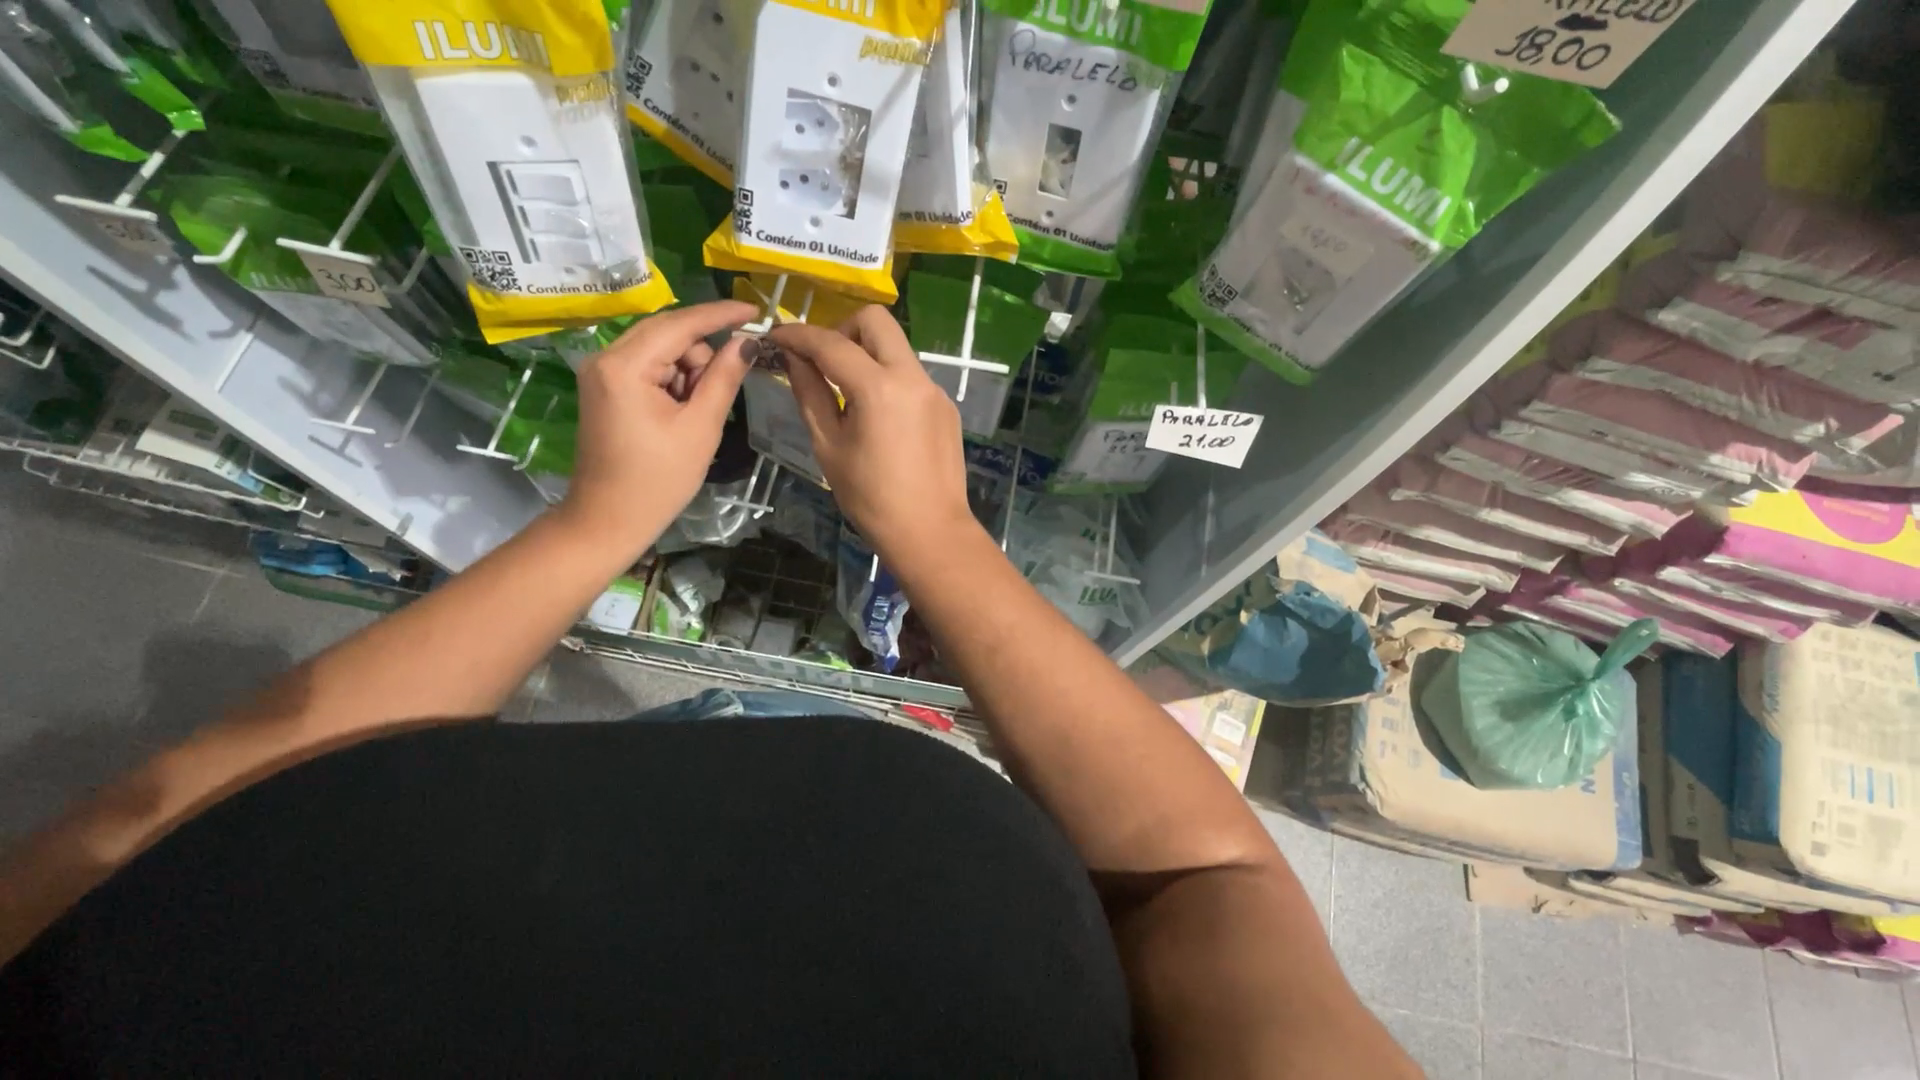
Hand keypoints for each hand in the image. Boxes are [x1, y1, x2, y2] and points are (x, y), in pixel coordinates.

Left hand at [561, 300, 755, 550]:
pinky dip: (671, 380)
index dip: (720, 314)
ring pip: (659, 348)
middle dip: (703, 351)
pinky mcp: (604, 387)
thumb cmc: (659, 480)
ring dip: (687, 369)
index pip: (681, 324)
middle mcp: (605, 357)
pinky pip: (647, 366)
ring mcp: (601, 371)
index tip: (756, 311)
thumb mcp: (700, 427)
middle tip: (727, 382)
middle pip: (668, 332)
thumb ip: (724, 377)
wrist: (608, 520)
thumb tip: (747, 341)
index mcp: (625, 366)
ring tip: (697, 412)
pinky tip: (682, 410)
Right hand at [769, 306, 980, 563]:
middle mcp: (912, 377)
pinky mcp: (946, 406)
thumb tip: (794, 359)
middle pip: (876, 320)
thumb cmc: (870, 498)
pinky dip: (887, 379)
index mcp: (879, 388)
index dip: (798, 335)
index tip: (777, 336)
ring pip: (896, 347)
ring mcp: (934, 390)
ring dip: (866, 354)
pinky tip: (878, 418)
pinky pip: (911, 375)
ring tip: (846, 393)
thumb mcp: (829, 446)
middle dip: (841, 329)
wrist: (929, 531)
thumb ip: (810, 394)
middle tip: (822, 361)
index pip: (831, 343)